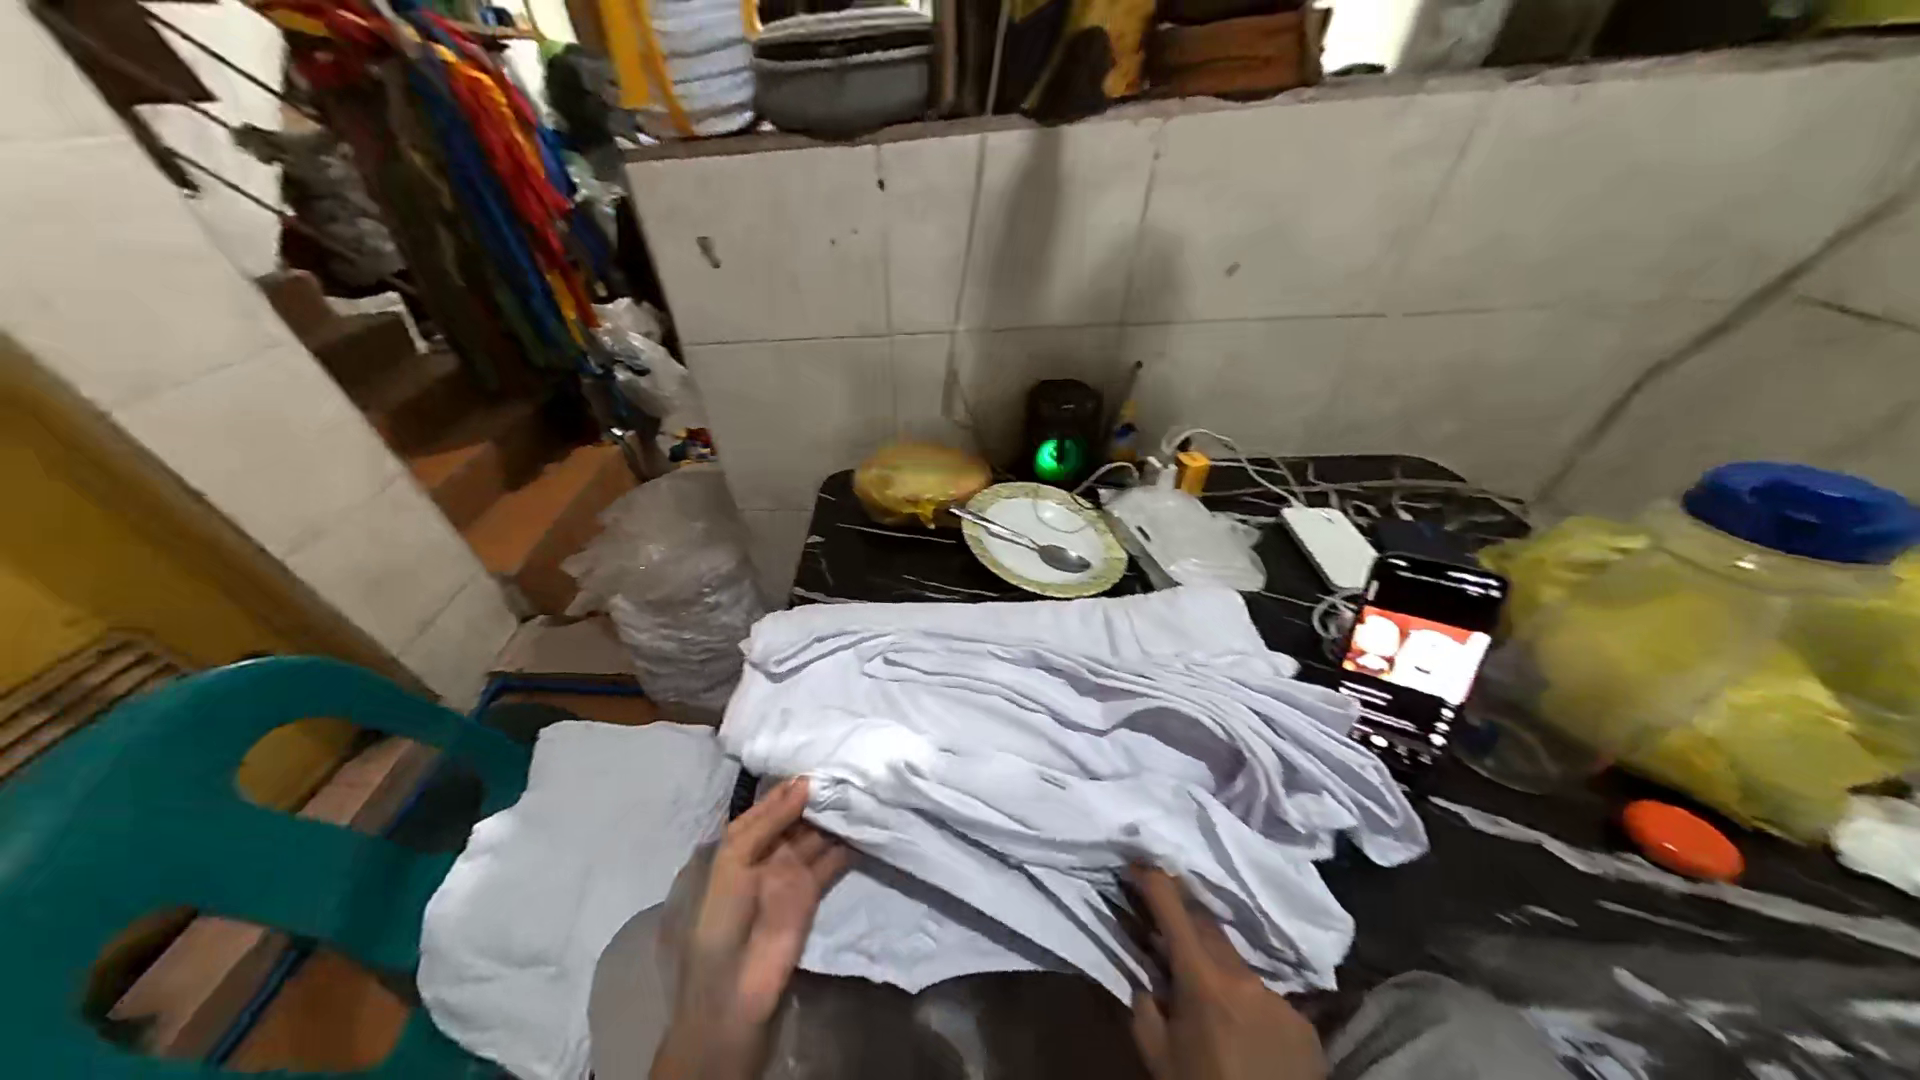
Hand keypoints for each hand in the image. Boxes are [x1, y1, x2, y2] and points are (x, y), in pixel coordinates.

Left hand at [652, 776, 851, 1079]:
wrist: (734, 986)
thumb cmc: (722, 916)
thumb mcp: (735, 857)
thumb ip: (770, 819)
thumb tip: (806, 782)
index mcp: (743, 839)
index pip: (772, 802)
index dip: (793, 784)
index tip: (822, 758)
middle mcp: (770, 848)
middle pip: (799, 815)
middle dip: (820, 795)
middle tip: (850, 769)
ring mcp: (793, 869)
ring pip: (818, 833)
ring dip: (836, 815)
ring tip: (863, 787)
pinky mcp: (815, 889)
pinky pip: (834, 858)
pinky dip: (849, 842)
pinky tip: (867, 822)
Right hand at [1129, 865, 1326, 1079]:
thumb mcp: (1157, 1056)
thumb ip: (1145, 1006)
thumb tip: (1151, 978)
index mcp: (1204, 982)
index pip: (1175, 914)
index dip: (1155, 883)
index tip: (1140, 864)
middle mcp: (1245, 979)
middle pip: (1209, 931)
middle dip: (1184, 923)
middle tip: (1165, 925)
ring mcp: (1280, 1001)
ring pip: (1238, 966)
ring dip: (1217, 969)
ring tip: (1209, 999)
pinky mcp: (1306, 1027)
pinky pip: (1267, 1000)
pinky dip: (1248, 1005)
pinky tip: (1245, 1034)